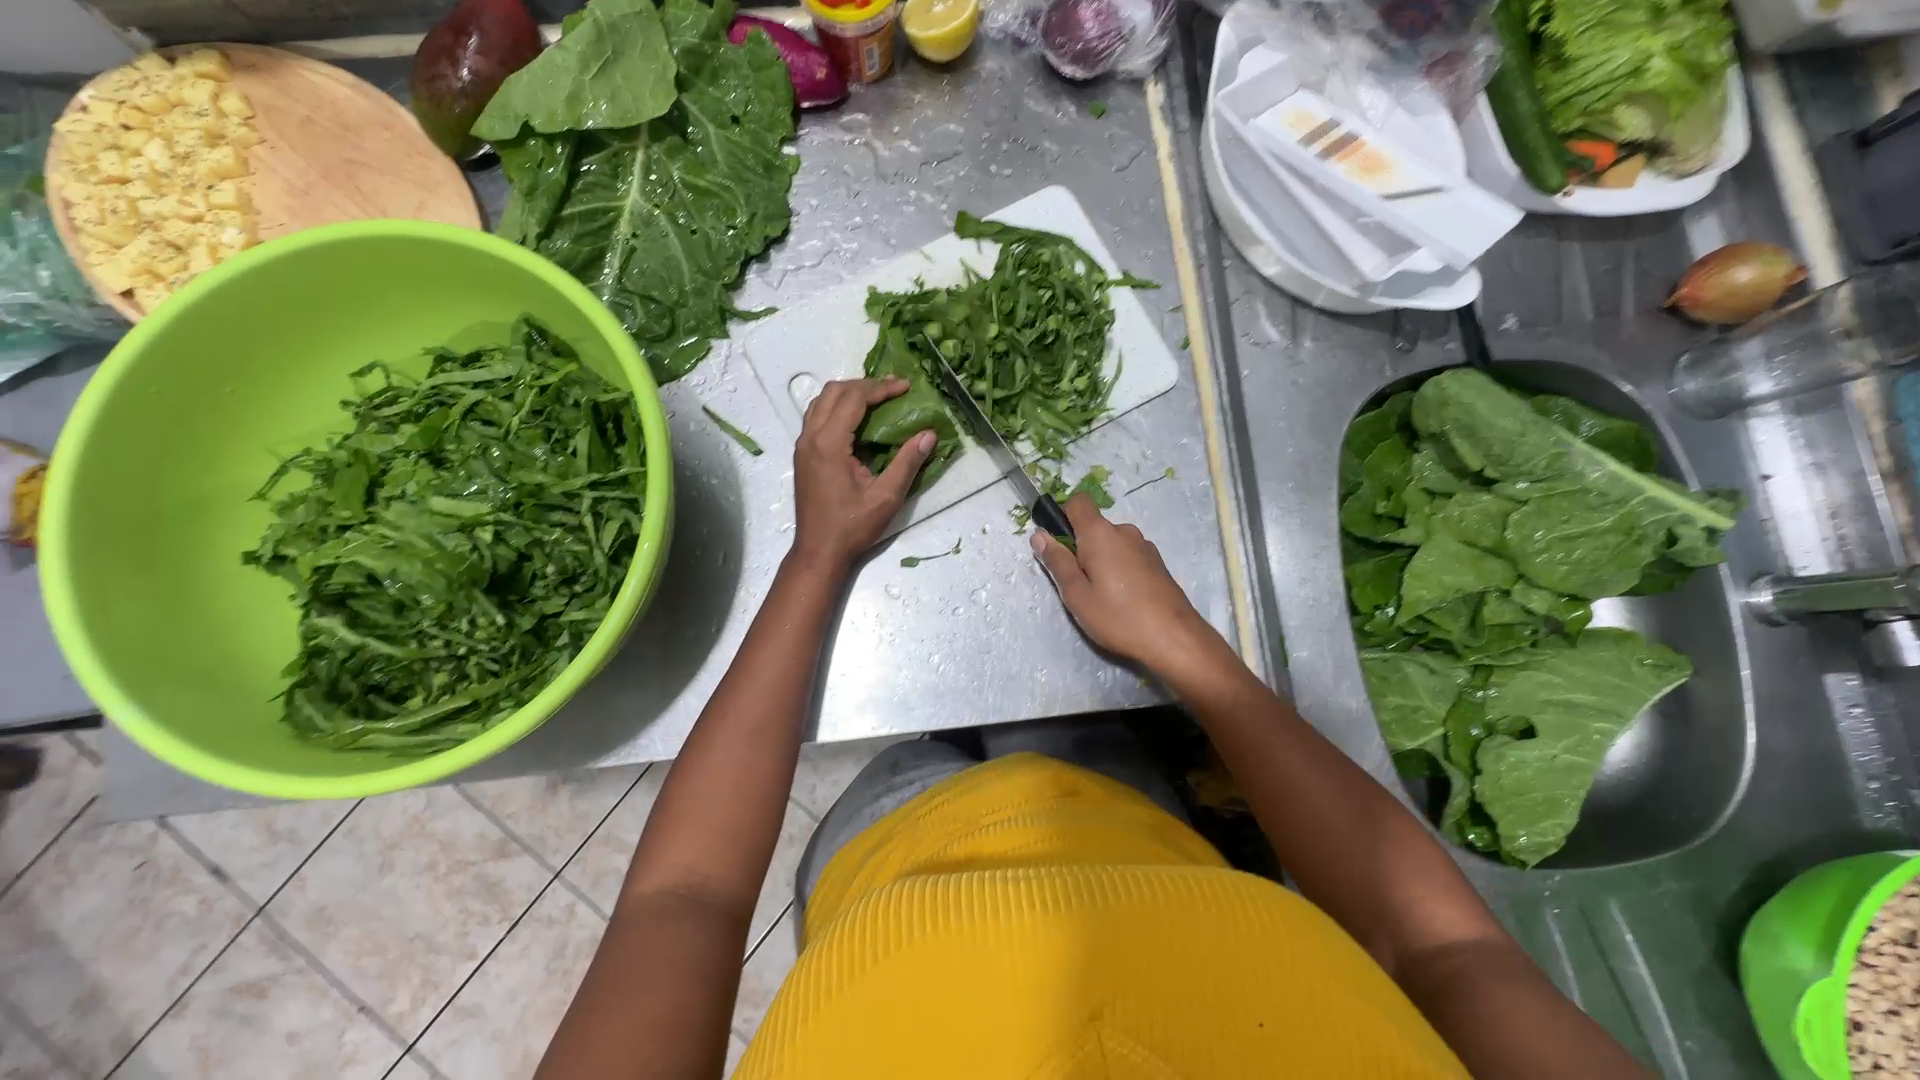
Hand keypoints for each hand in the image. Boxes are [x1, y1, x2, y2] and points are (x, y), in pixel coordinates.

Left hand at [792, 377, 937, 570]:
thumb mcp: (886, 497)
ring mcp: (803, 446)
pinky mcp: (803, 455)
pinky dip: (837, 408)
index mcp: (828, 444)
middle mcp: (810, 438)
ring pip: (821, 402)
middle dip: (864, 385)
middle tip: (892, 389)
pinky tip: (858, 420)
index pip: (853, 399)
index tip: (905, 386)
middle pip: (833, 392)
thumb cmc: (852, 527)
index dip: (881, 388)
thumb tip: (929, 435)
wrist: (819, 551)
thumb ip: (907, 462)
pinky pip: (816, 417)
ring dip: (848, 394)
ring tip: (876, 398)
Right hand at [1030, 494, 1223, 674]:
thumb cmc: (1118, 617)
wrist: (1174, 637)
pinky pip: (1128, 556)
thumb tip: (1039, 534)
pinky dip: (1119, 569)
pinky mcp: (1157, 563)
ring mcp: (1145, 546)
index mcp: (1100, 534)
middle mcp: (1124, 531)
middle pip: (1094, 526)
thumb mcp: (1077, 594)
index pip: (1078, 501)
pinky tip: (1124, 599)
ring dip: (1101, 561)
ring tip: (1102, 596)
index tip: (1058, 546)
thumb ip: (1057, 561)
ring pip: (1112, 543)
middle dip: (1081, 547)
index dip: (1063, 516)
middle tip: (1078, 584)